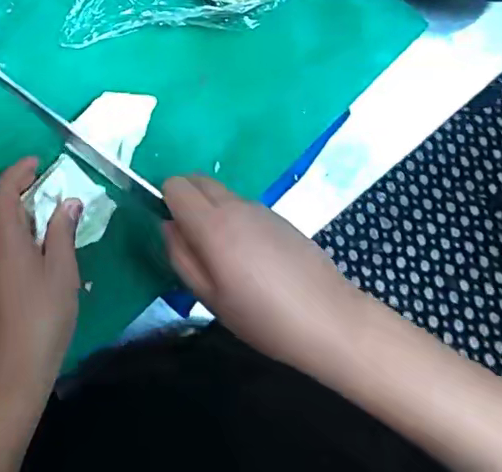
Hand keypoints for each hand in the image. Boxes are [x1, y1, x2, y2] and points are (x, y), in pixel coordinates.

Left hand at [0, 157, 81, 392]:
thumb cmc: (42, 316)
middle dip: (13, 183)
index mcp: (3, 235)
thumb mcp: (62, 270)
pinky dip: (11, 223)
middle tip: (40, 177)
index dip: (18, 170)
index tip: (37, 161)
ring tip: (41, 202)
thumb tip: (67, 201)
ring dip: (12, 203)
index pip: (3, 189)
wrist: (14, 369)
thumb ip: (62, 231)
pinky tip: (34, 236)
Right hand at [163, 175, 367, 370]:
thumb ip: (181, 257)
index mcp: (212, 224)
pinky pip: (242, 205)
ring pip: (220, 192)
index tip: (176, 231)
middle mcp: (233, 205)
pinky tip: (253, 257)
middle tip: (194, 239)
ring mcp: (259, 208)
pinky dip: (235, 218)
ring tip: (226, 253)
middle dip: (186, 197)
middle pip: (196, 178)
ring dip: (211, 208)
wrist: (334, 321)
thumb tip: (169, 227)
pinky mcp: (279, 217)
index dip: (167, 202)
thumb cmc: (265, 318)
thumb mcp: (211, 298)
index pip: (174, 185)